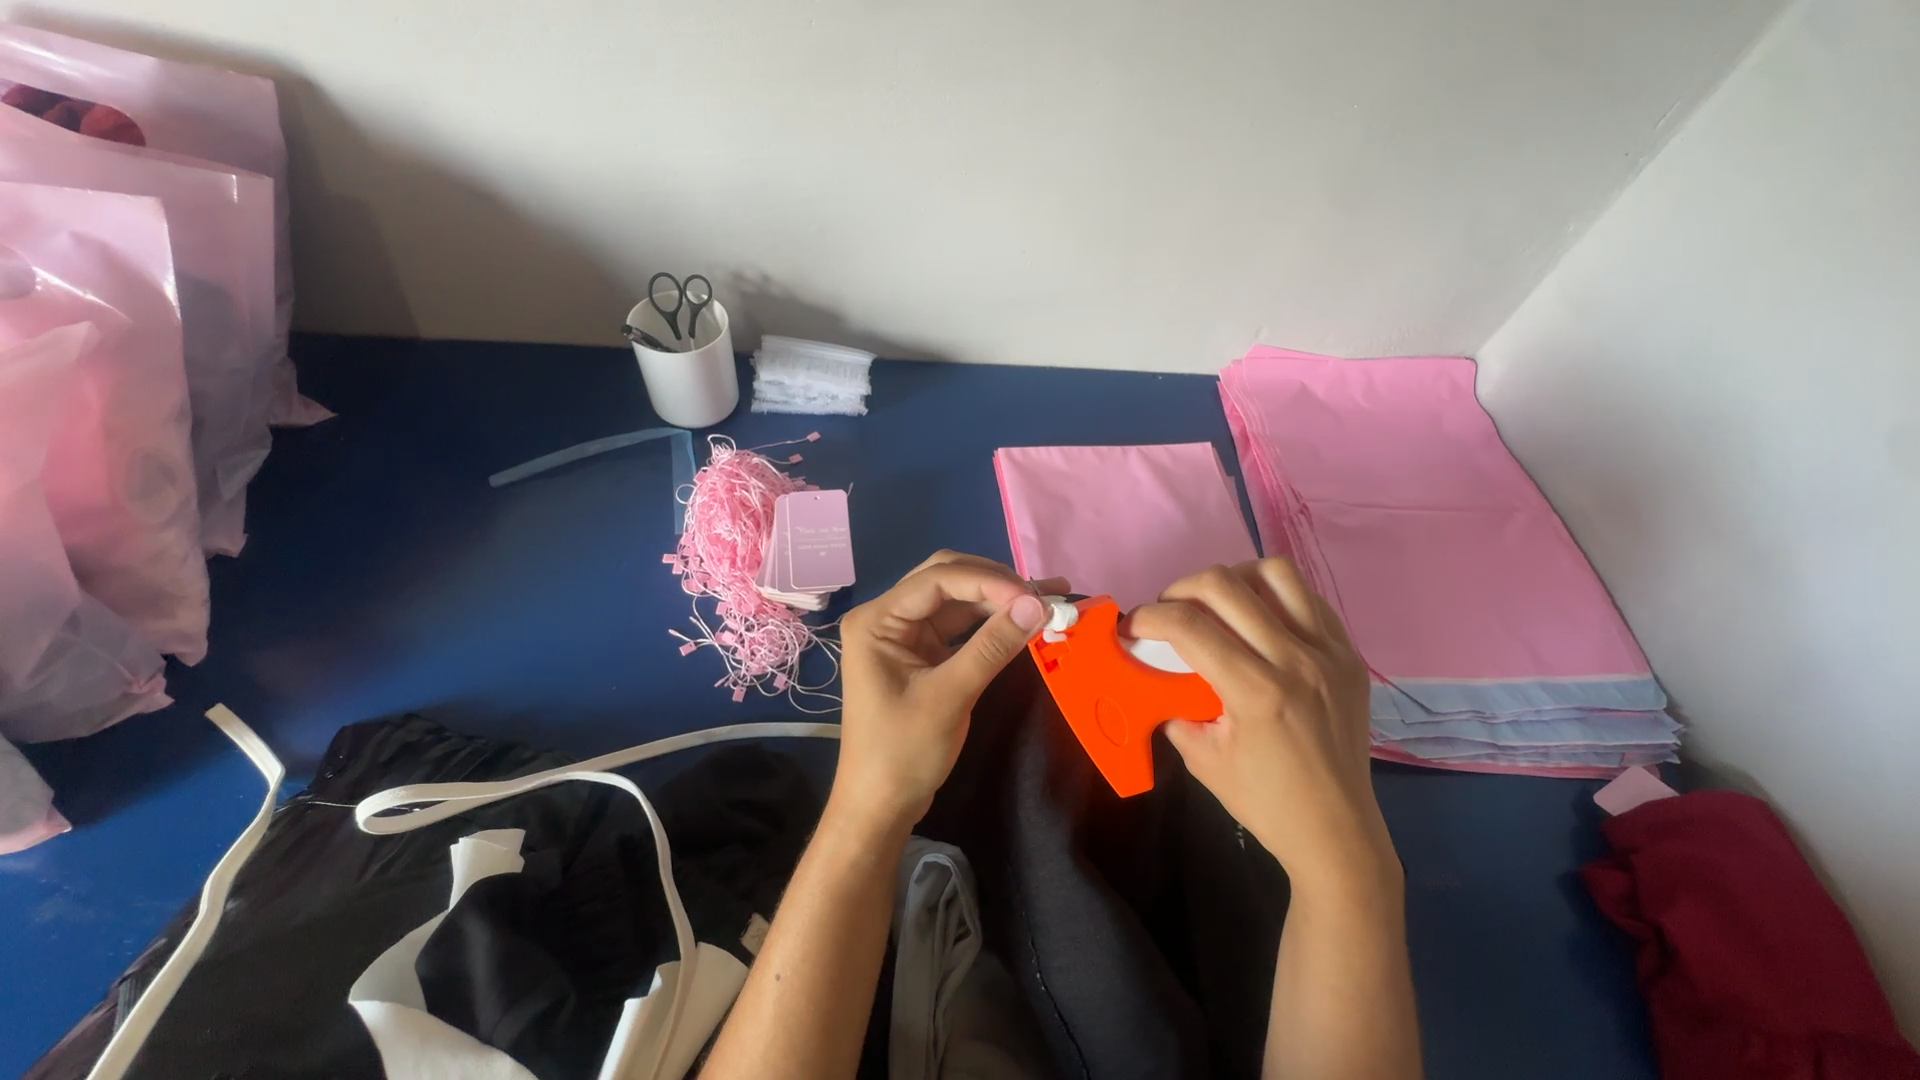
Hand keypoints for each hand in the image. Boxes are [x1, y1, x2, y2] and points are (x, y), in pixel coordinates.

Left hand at [835, 551, 1062, 828]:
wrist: (880, 806)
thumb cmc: (902, 752)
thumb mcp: (950, 696)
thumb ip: (993, 646)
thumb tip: (1038, 605)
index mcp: (877, 620)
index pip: (937, 579)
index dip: (988, 581)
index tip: (1034, 598)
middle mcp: (886, 617)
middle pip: (945, 579)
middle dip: (994, 583)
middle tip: (1042, 595)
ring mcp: (904, 635)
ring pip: (956, 601)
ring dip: (998, 600)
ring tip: (1046, 601)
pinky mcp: (922, 654)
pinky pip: (959, 627)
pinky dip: (991, 623)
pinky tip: (1024, 621)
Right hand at [1124, 558, 1396, 897]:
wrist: (1336, 832)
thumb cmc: (1264, 802)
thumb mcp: (1202, 759)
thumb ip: (1175, 706)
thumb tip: (1158, 673)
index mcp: (1256, 691)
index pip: (1188, 626)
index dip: (1148, 618)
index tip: (1132, 628)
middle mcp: (1296, 659)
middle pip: (1224, 585)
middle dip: (1178, 591)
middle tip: (1167, 614)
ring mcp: (1328, 652)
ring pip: (1274, 573)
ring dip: (1232, 580)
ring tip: (1215, 605)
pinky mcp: (1348, 654)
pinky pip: (1307, 597)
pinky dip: (1274, 596)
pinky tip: (1257, 620)